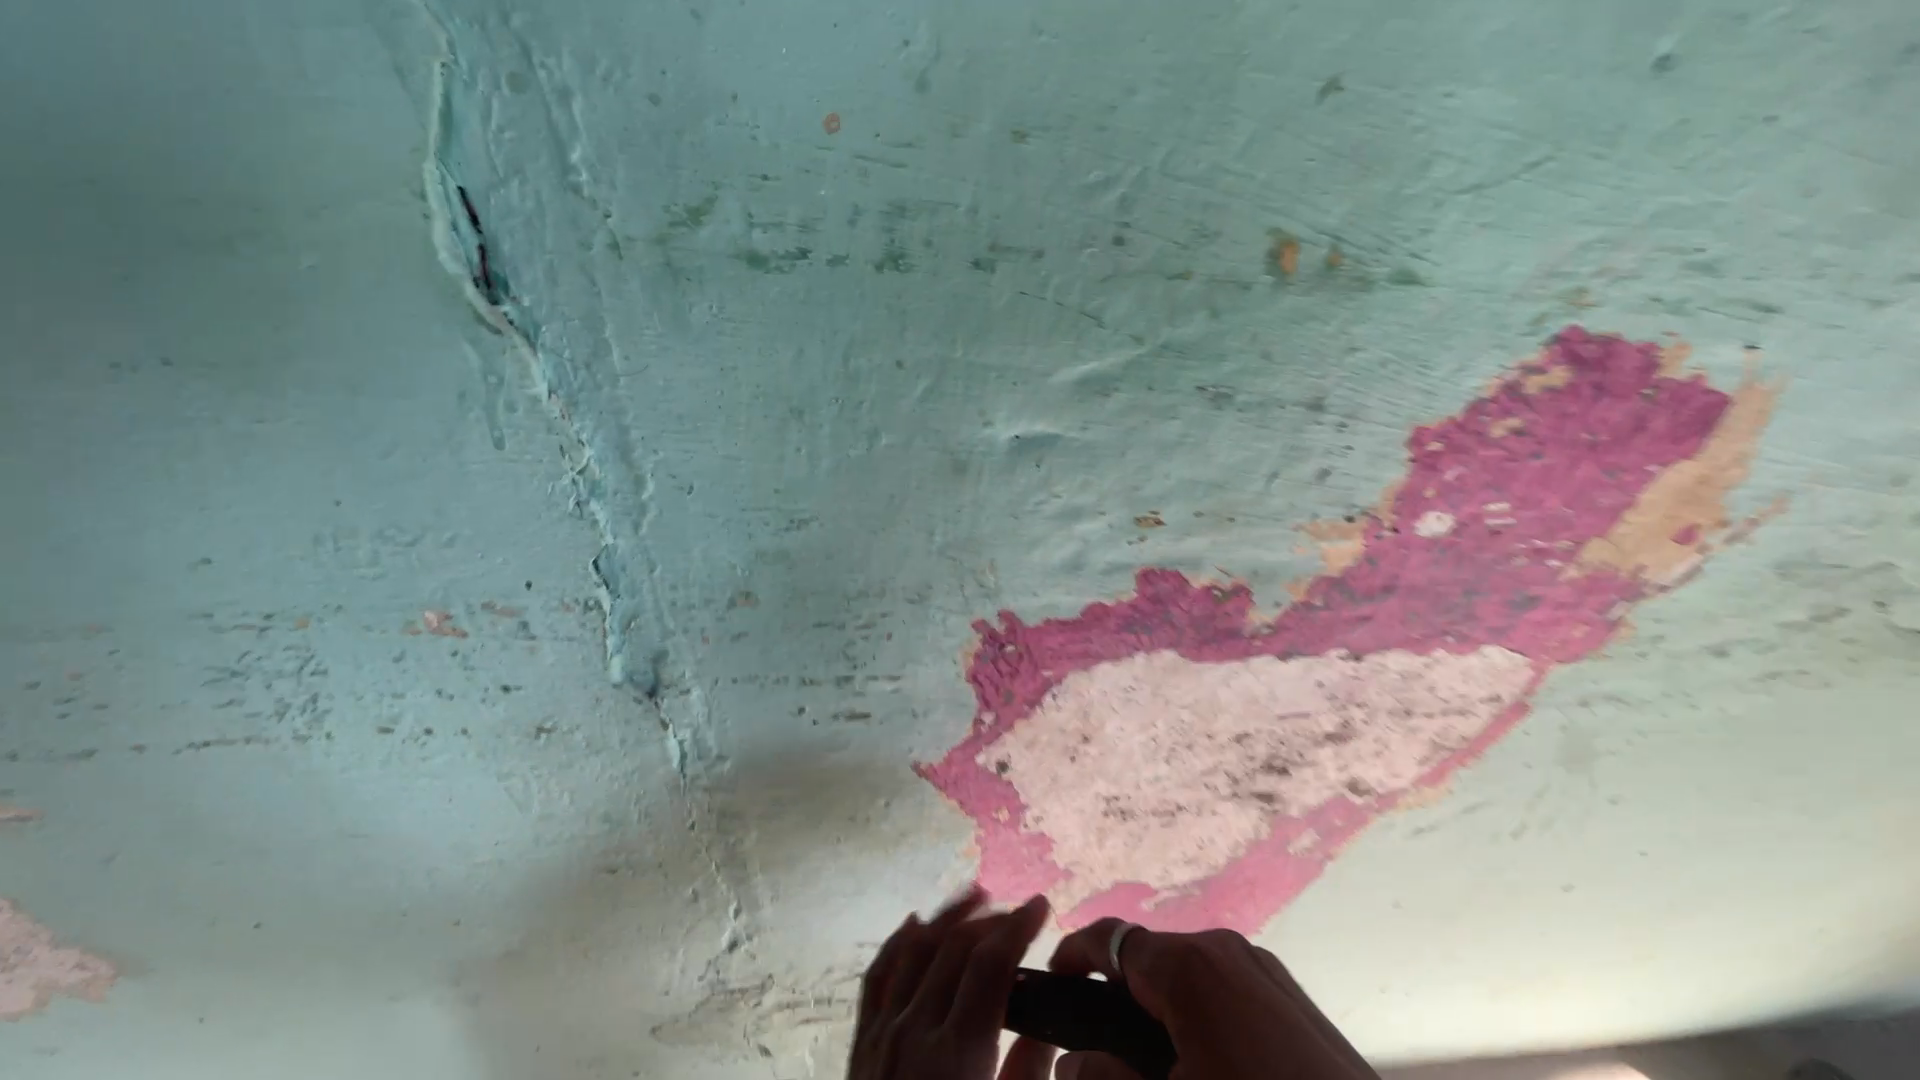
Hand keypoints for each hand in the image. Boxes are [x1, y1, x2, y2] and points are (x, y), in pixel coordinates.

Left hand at [850, 887, 1055, 1079]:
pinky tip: (913, 925)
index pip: (989, 966)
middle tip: (1019, 910)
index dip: (1018, 928)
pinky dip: (899, 942)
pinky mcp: (861, 1043)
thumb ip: (1027, 1078)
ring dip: (947, 918)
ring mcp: (881, 1033)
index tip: (1043, 906)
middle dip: (991, 919)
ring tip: (976, 898)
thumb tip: (1041, 1035)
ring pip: (913, 949)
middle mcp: (913, 1030)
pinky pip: (878, 975)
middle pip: (954, 949)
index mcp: (956, 1054)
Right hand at [1048, 919, 1378, 1079]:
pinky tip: (1212, 1066)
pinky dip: (1202, 1014)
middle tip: (1104, 1043)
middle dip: (1119, 993)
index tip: (1053, 983)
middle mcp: (1227, 950)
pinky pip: (1228, 990)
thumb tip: (1072, 1061)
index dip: (1073, 956)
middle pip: (1150, 956)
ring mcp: (1267, 971)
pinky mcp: (1294, 999)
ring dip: (1163, 1006)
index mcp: (1190, 965)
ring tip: (1159, 1061)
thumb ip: (1104, 1079)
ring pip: (1191, 974)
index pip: (1109, 939)